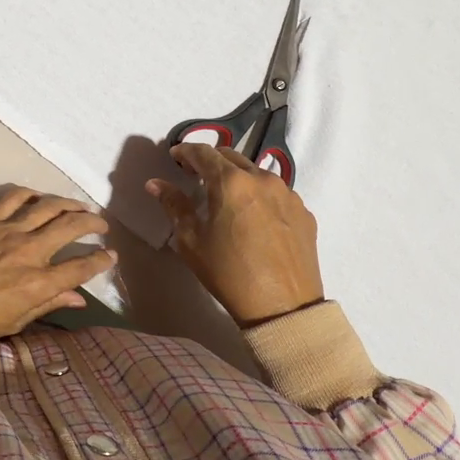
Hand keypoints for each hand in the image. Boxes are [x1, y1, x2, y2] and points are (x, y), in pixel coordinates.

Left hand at [0, 189, 116, 343]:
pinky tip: (40, 197)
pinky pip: (14, 197)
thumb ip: (49, 303)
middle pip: (70, 227)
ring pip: (47, 206)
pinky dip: (31, 193)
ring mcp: (7, 231)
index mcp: (38, 283)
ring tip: (78, 206)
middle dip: (92, 222)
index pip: (81, 267)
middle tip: (101, 224)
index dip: (101, 260)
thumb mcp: (17, 321)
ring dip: (68, 203)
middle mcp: (28, 252)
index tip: (110, 255)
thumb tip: (78, 297)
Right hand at [147, 143, 323, 325]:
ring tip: (228, 198)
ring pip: (256, 173)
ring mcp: (288, 194)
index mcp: (231, 182)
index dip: (185, 151)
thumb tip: (155, 183)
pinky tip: (254, 217)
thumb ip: (174, 205)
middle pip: (231, 157)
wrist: (283, 307)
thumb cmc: (229, 272)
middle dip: (211, 162)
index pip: (203, 152)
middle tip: (197, 176)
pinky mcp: (304, 212)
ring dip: (238, 177)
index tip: (175, 157)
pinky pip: (277, 193)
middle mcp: (262, 179)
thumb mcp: (191, 240)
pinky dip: (260, 195)